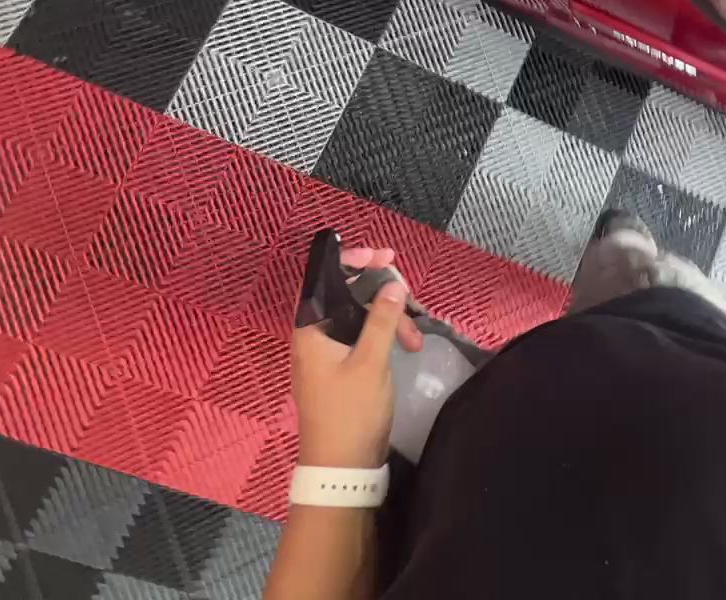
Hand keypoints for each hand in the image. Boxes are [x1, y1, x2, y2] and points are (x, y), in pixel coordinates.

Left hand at [291, 248, 423, 468]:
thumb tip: (393, 284)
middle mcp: (315, 336)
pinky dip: (386, 334)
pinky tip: (408, 343)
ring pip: (360, 316)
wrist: (342, 470)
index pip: (322, 278)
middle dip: (380, 289)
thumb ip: (382, 318)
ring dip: (390, 317)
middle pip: (346, 294)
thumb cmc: (350, 412)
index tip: (381, 255)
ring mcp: (329, 353)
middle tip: (407, 287)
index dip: (350, 259)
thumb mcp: (370, 362)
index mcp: (310, 330)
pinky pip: (364, 335)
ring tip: (415, 335)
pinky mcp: (343, 368)